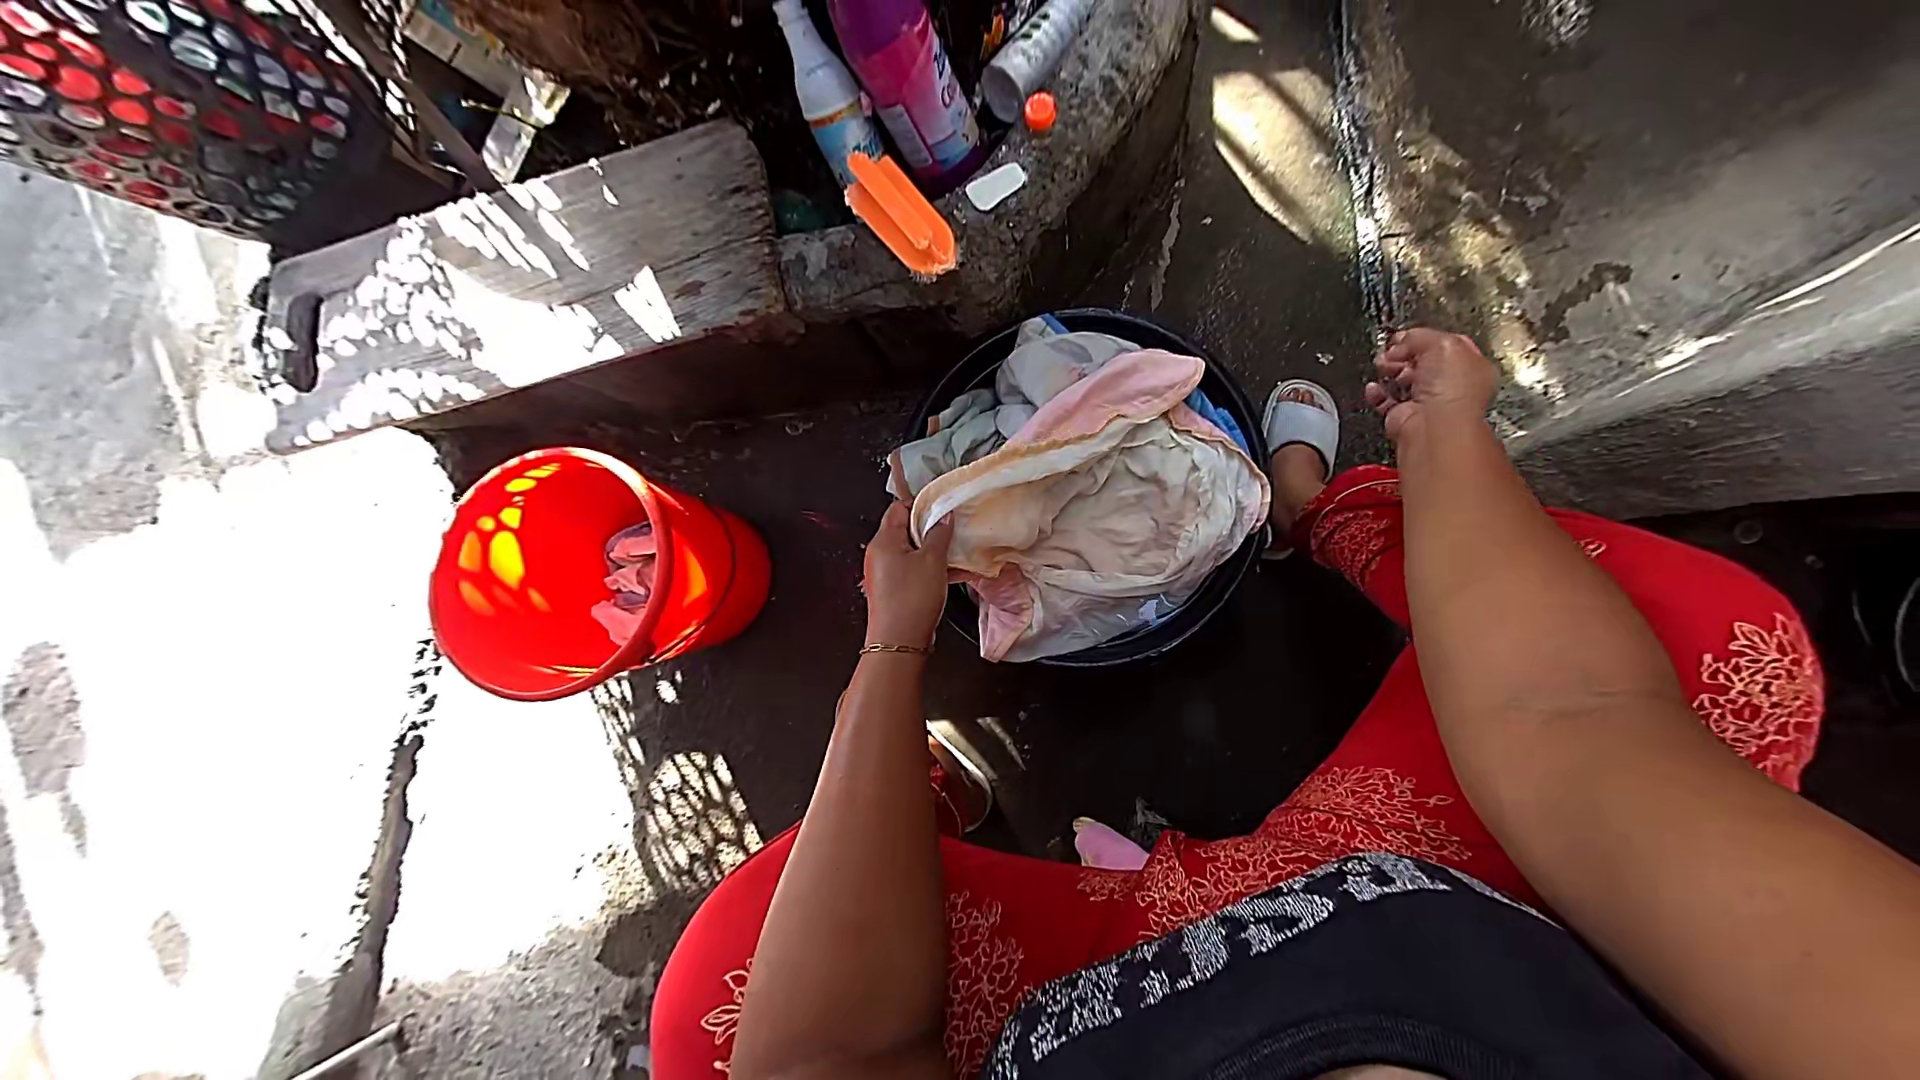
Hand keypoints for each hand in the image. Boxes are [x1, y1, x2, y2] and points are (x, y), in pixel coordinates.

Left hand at [862, 501, 954, 648]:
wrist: (900, 642)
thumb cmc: (911, 599)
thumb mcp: (933, 560)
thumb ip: (939, 533)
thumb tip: (944, 518)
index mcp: (883, 541)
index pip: (899, 508)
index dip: (921, 504)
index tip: (942, 507)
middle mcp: (879, 554)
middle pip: (905, 529)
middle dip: (930, 528)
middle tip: (951, 530)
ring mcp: (885, 573)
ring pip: (912, 551)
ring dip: (933, 550)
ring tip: (954, 552)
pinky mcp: (893, 589)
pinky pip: (913, 569)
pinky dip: (930, 567)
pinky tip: (951, 573)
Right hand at [1364, 328, 1497, 441]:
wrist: (1432, 423)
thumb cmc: (1451, 390)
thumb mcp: (1442, 344)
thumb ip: (1421, 336)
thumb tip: (1401, 341)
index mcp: (1470, 366)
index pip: (1444, 346)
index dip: (1422, 339)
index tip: (1404, 337)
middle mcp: (1449, 385)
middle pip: (1420, 362)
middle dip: (1402, 355)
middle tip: (1392, 353)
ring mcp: (1425, 402)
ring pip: (1401, 380)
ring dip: (1388, 371)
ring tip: (1382, 367)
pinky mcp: (1403, 416)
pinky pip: (1385, 401)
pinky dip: (1377, 393)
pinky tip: (1374, 386)